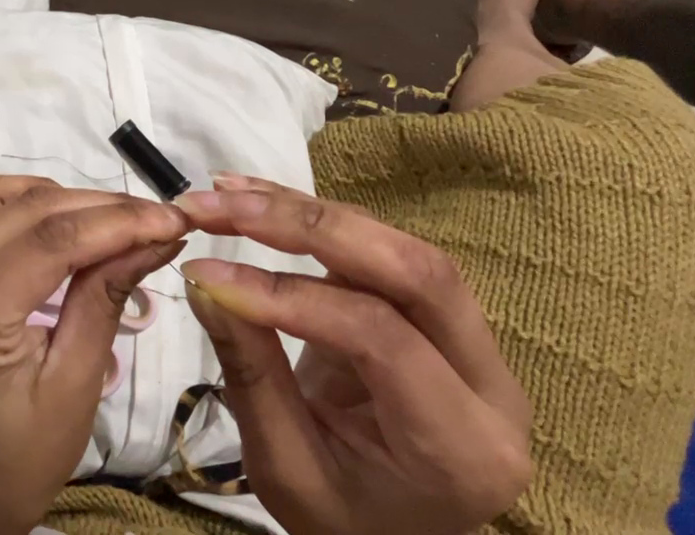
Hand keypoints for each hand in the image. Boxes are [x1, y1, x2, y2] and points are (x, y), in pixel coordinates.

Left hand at [0, 176, 188, 534]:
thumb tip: (156, 235)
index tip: (175, 220)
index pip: (50, 240)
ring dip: (69, 199)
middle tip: (163, 220)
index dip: (117, 221)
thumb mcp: (76, 385)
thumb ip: (106, 299)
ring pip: (6, 198)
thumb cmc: (23, 453)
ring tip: (125, 222)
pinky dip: (32, 203)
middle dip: (102, 207)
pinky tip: (73, 221)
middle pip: (29, 210)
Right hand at [176, 175, 532, 534]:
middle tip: (222, 204)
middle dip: (307, 225)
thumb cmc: (340, 520)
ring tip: (226, 192)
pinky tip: (256, 202)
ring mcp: (474, 345)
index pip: (381, 338)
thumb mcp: (283, 467)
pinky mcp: (438, 317)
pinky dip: (313, 221)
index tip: (205, 276)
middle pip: (414, 270)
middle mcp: (491, 386)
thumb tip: (204, 283)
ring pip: (399, 246)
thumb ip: (251, 374)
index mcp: (462, 447)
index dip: (289, 296)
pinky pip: (379, 251)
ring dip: (306, 212)